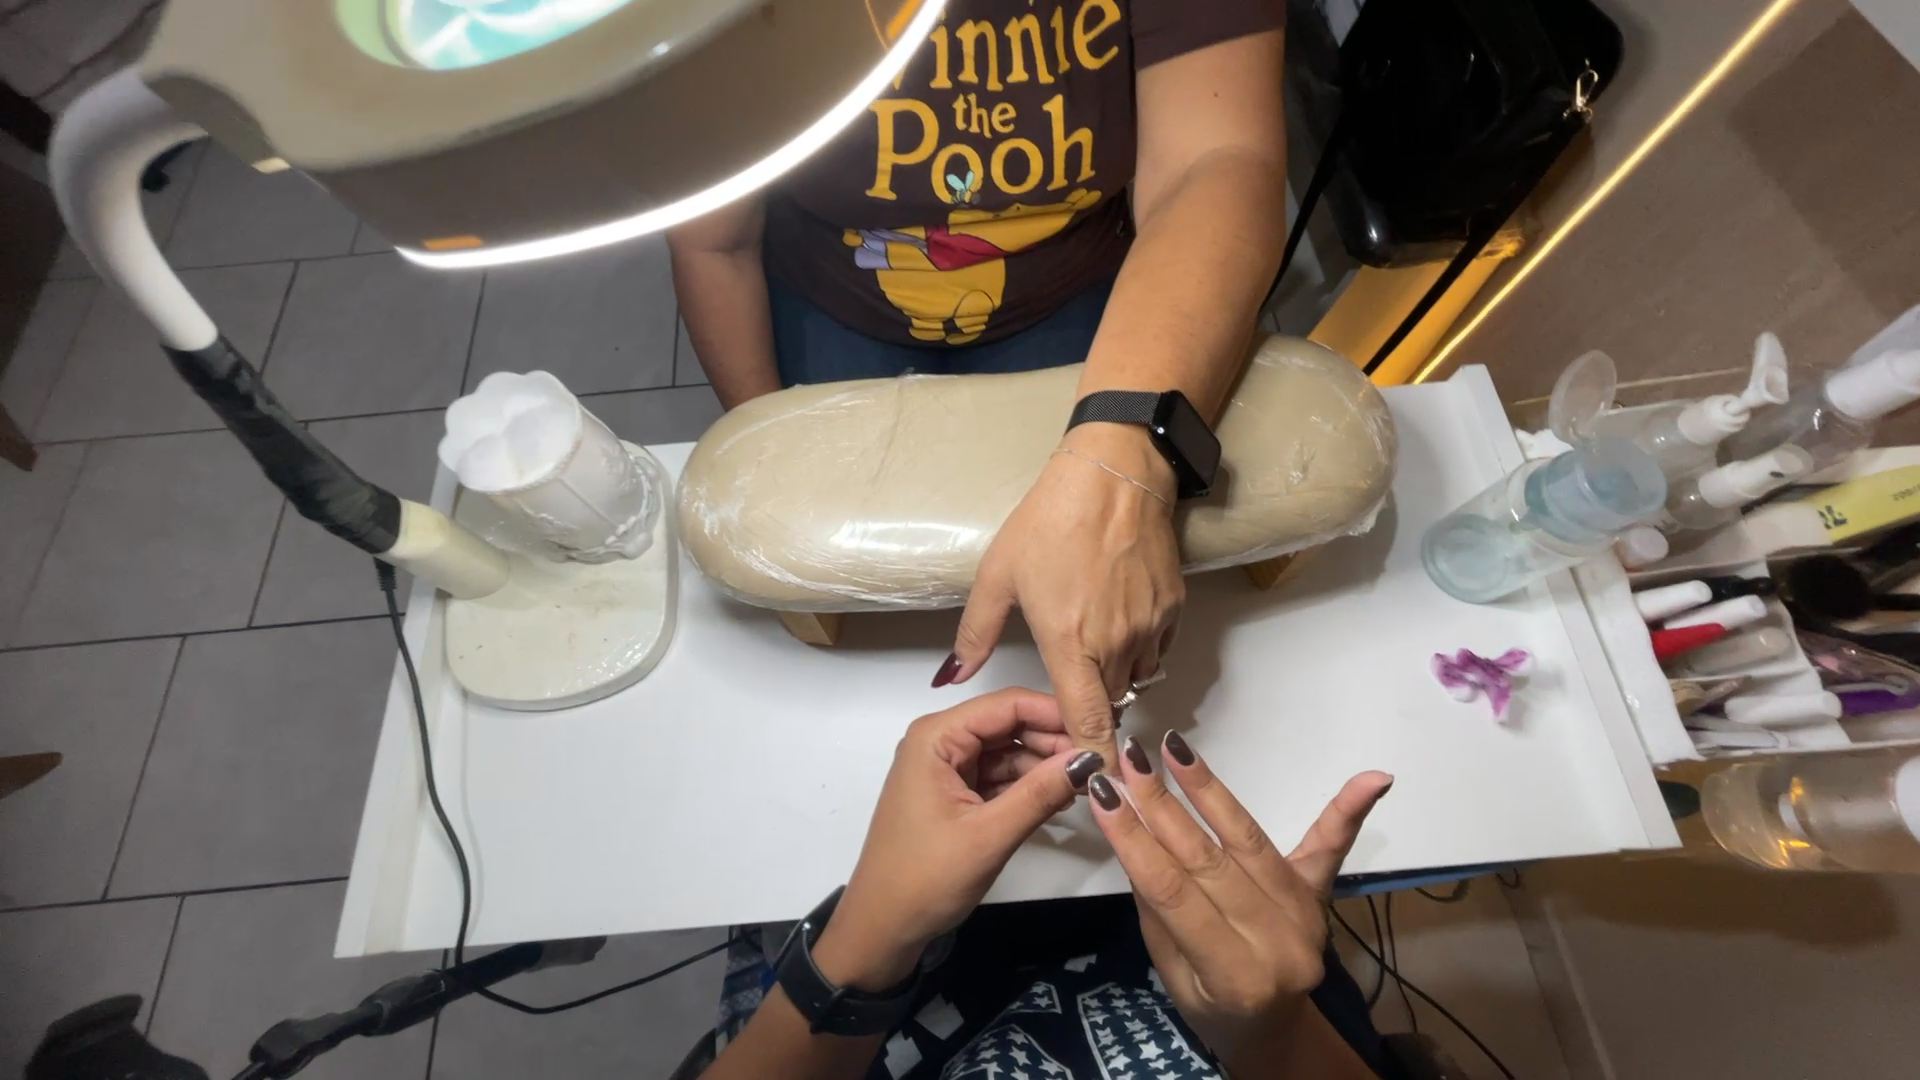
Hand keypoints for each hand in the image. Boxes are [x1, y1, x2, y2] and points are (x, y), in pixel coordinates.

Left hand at [814, 690, 1104, 990]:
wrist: (882, 929)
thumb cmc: (925, 878)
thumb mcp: (989, 835)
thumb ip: (1040, 793)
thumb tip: (1090, 758)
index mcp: (937, 736)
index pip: (1007, 704)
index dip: (1055, 712)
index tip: (1102, 728)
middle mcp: (941, 740)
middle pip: (1009, 724)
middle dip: (1053, 740)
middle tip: (1102, 761)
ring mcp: (947, 766)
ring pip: (1008, 750)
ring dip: (1045, 765)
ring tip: (1089, 781)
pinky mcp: (955, 791)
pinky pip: (999, 775)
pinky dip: (1028, 785)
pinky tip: (1061, 796)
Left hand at [941, 422, 1183, 773]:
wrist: (1111, 476)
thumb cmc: (1049, 522)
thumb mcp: (998, 576)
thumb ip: (974, 635)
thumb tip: (949, 676)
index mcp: (1070, 643)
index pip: (1087, 723)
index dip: (1089, 757)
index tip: (1087, 779)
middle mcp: (1117, 644)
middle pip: (1109, 703)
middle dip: (1090, 708)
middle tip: (1068, 688)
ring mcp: (1150, 626)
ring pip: (1135, 677)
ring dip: (1113, 678)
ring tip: (1089, 646)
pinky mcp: (1173, 607)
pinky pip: (1157, 649)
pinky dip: (1138, 651)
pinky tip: (1116, 622)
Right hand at [1090, 732, 1391, 1072]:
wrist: (1274, 1033)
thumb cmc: (1211, 1008)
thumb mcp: (1170, 973)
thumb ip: (1159, 905)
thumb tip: (1135, 829)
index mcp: (1236, 976)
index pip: (1172, 891)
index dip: (1134, 838)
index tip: (1104, 791)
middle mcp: (1280, 942)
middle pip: (1207, 858)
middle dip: (1160, 803)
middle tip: (1129, 757)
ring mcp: (1306, 914)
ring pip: (1248, 839)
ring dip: (1207, 787)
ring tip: (1173, 747)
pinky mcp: (1320, 894)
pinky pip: (1332, 848)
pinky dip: (1348, 810)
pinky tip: (1374, 778)